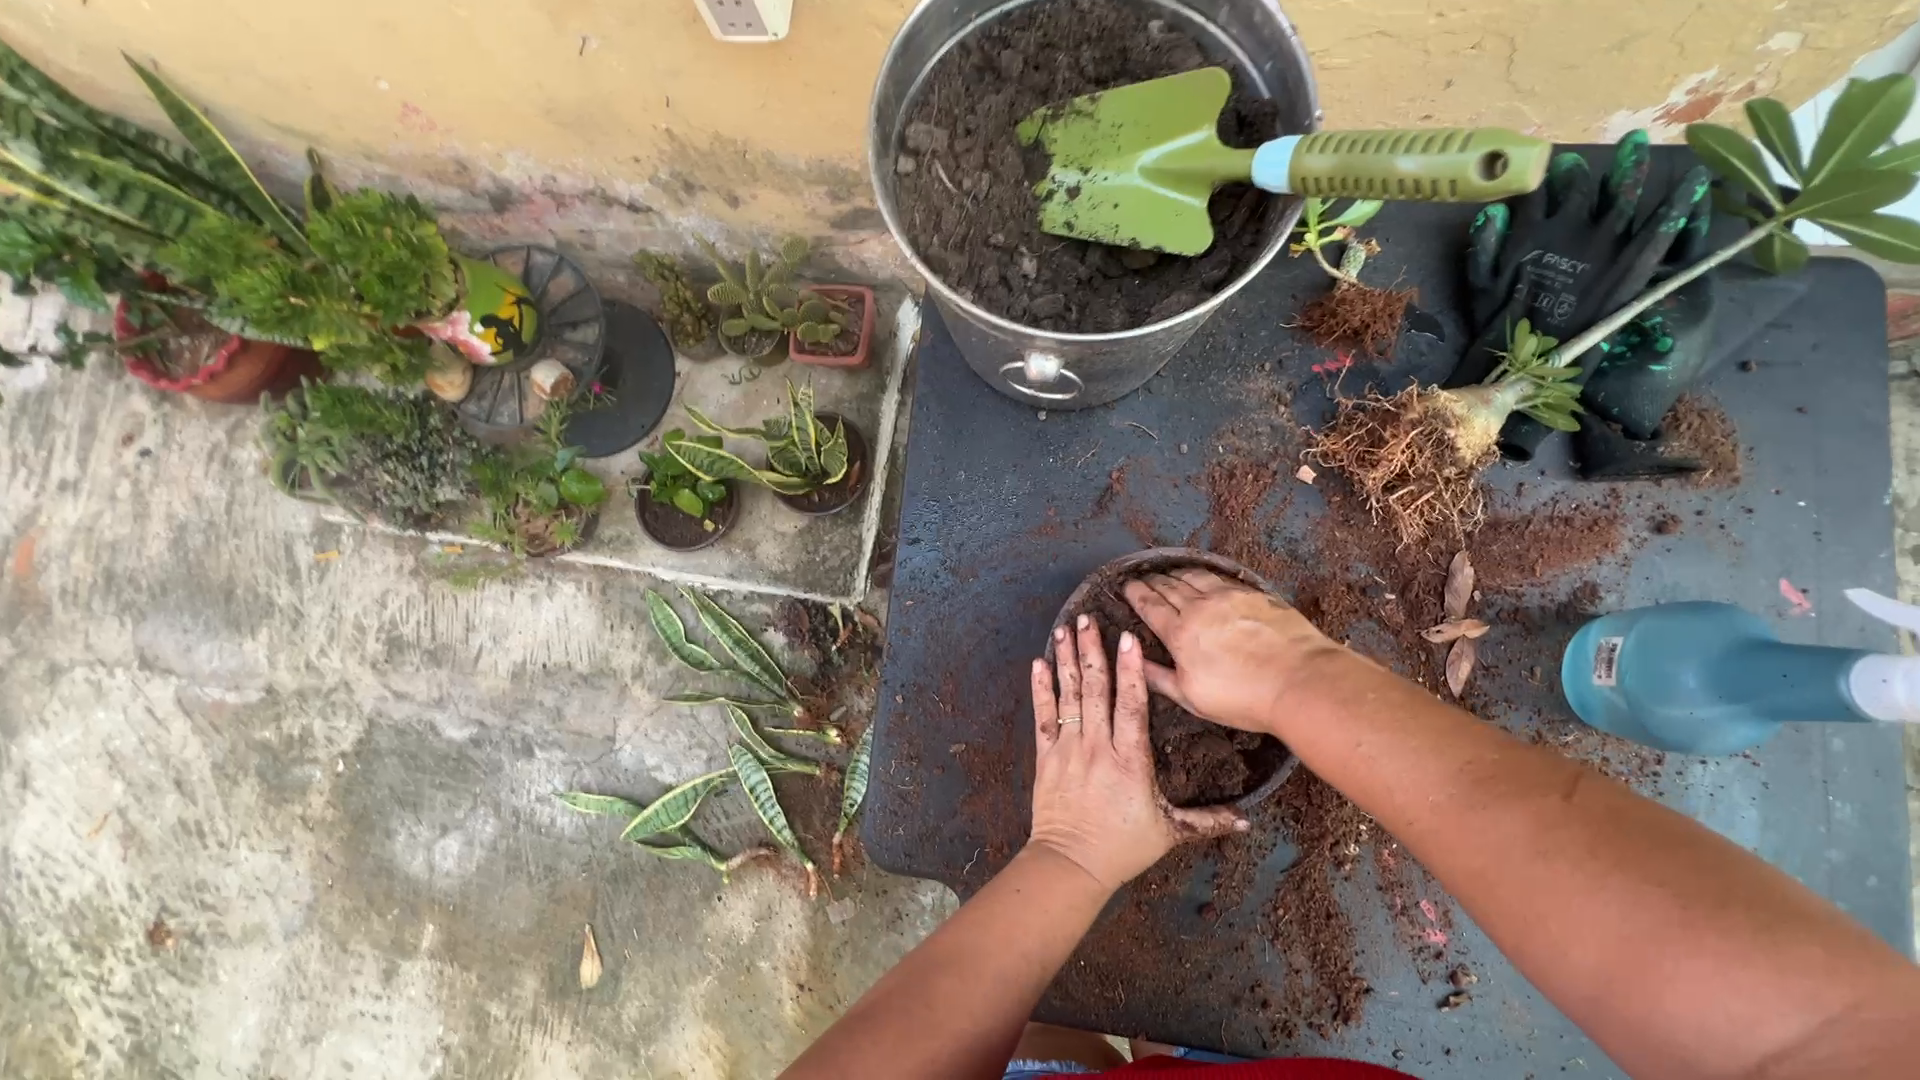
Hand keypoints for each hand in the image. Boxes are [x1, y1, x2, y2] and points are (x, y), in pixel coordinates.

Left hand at [1027, 615, 1246, 891]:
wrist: (1071, 865)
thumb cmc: (1122, 848)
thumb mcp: (1170, 832)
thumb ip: (1208, 820)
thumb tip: (1248, 820)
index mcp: (1130, 760)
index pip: (1131, 705)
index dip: (1129, 670)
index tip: (1128, 637)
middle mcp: (1098, 747)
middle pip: (1095, 689)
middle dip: (1092, 651)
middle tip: (1088, 618)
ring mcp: (1069, 749)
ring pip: (1069, 696)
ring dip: (1066, 660)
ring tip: (1064, 629)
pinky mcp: (1046, 757)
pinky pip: (1043, 716)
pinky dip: (1041, 688)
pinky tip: (1038, 663)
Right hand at [1124, 569, 1343, 732]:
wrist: (1300, 681)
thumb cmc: (1243, 698)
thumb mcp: (1192, 698)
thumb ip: (1159, 678)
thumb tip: (1135, 661)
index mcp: (1179, 634)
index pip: (1150, 606)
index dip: (1136, 594)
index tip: (1127, 586)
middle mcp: (1199, 608)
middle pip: (1169, 587)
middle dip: (1152, 581)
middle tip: (1143, 577)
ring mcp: (1228, 597)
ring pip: (1194, 577)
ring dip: (1176, 573)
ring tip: (1168, 573)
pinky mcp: (1254, 595)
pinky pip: (1220, 578)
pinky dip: (1204, 574)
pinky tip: (1204, 577)